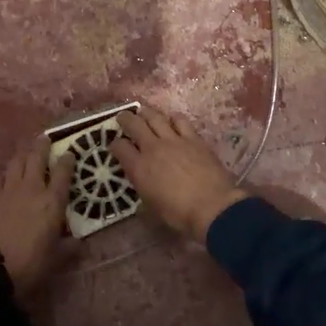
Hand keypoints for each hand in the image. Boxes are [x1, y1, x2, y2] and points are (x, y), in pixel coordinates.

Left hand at [0, 134, 74, 294]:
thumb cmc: (30, 262)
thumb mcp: (56, 259)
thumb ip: (70, 248)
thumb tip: (81, 244)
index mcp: (52, 201)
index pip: (64, 172)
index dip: (68, 160)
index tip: (70, 153)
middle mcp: (32, 188)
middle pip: (37, 157)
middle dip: (42, 145)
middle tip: (45, 138)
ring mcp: (9, 190)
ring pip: (17, 162)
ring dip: (23, 154)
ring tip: (26, 151)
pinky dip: (4, 175)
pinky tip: (5, 178)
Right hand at [110, 104, 246, 241]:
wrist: (211, 206)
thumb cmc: (179, 214)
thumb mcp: (151, 206)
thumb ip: (142, 186)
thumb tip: (140, 179)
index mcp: (139, 168)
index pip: (120, 147)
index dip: (115, 144)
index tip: (115, 145)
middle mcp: (152, 148)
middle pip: (134, 124)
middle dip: (125, 118)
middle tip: (123, 117)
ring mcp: (174, 140)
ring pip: (155, 117)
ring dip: (147, 113)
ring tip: (143, 112)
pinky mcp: (193, 138)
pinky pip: (180, 120)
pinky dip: (173, 118)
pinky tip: (172, 120)